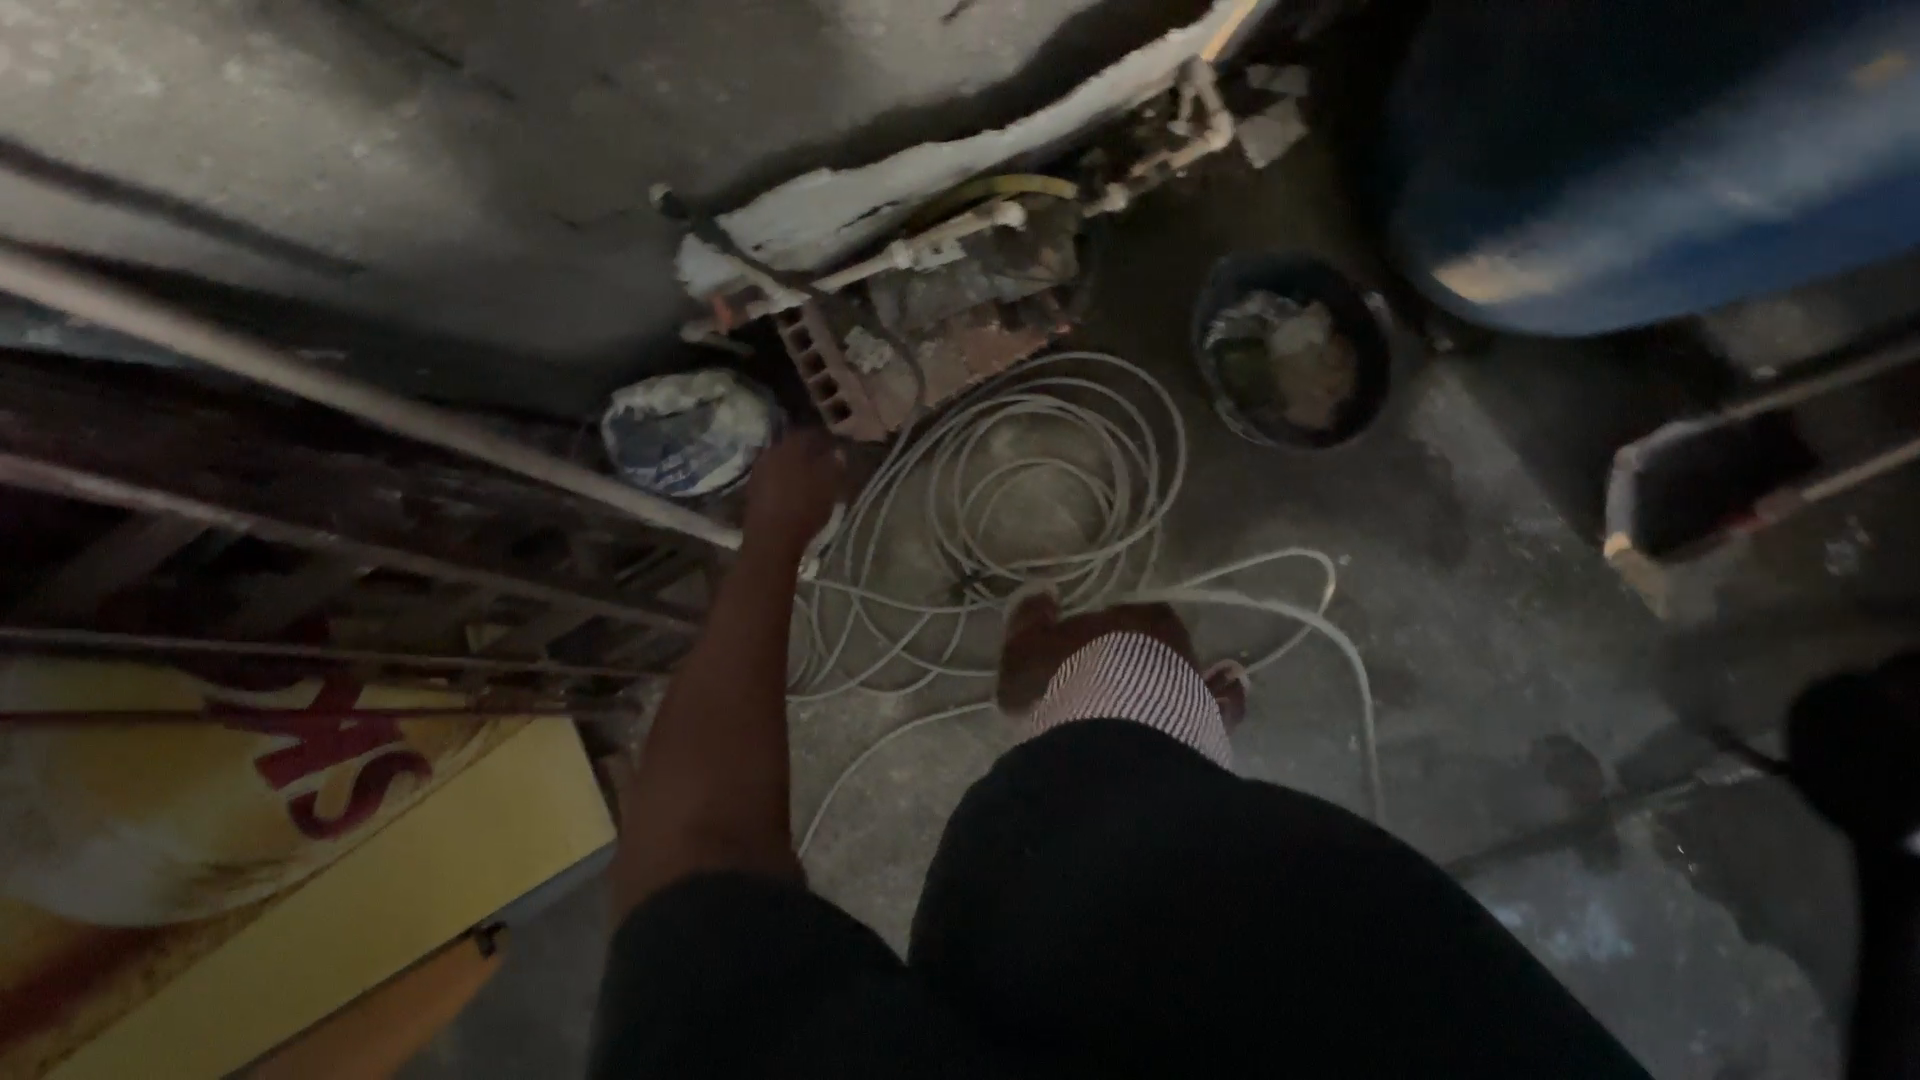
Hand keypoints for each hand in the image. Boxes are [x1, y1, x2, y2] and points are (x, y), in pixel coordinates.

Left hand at [743, 428, 842, 555]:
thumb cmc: (805, 508)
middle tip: (821, 461)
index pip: (810, 433)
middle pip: (792, 445)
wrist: (771, 539)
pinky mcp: (752, 488)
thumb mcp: (830, 486)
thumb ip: (835, 464)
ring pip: (780, 460)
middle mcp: (771, 451)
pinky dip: (782, 479)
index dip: (824, 438)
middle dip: (807, 451)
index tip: (835, 445)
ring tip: (807, 478)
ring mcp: (758, 470)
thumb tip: (837, 451)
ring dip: (793, 466)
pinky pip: (772, 476)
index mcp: (791, 445)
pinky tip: (791, 490)